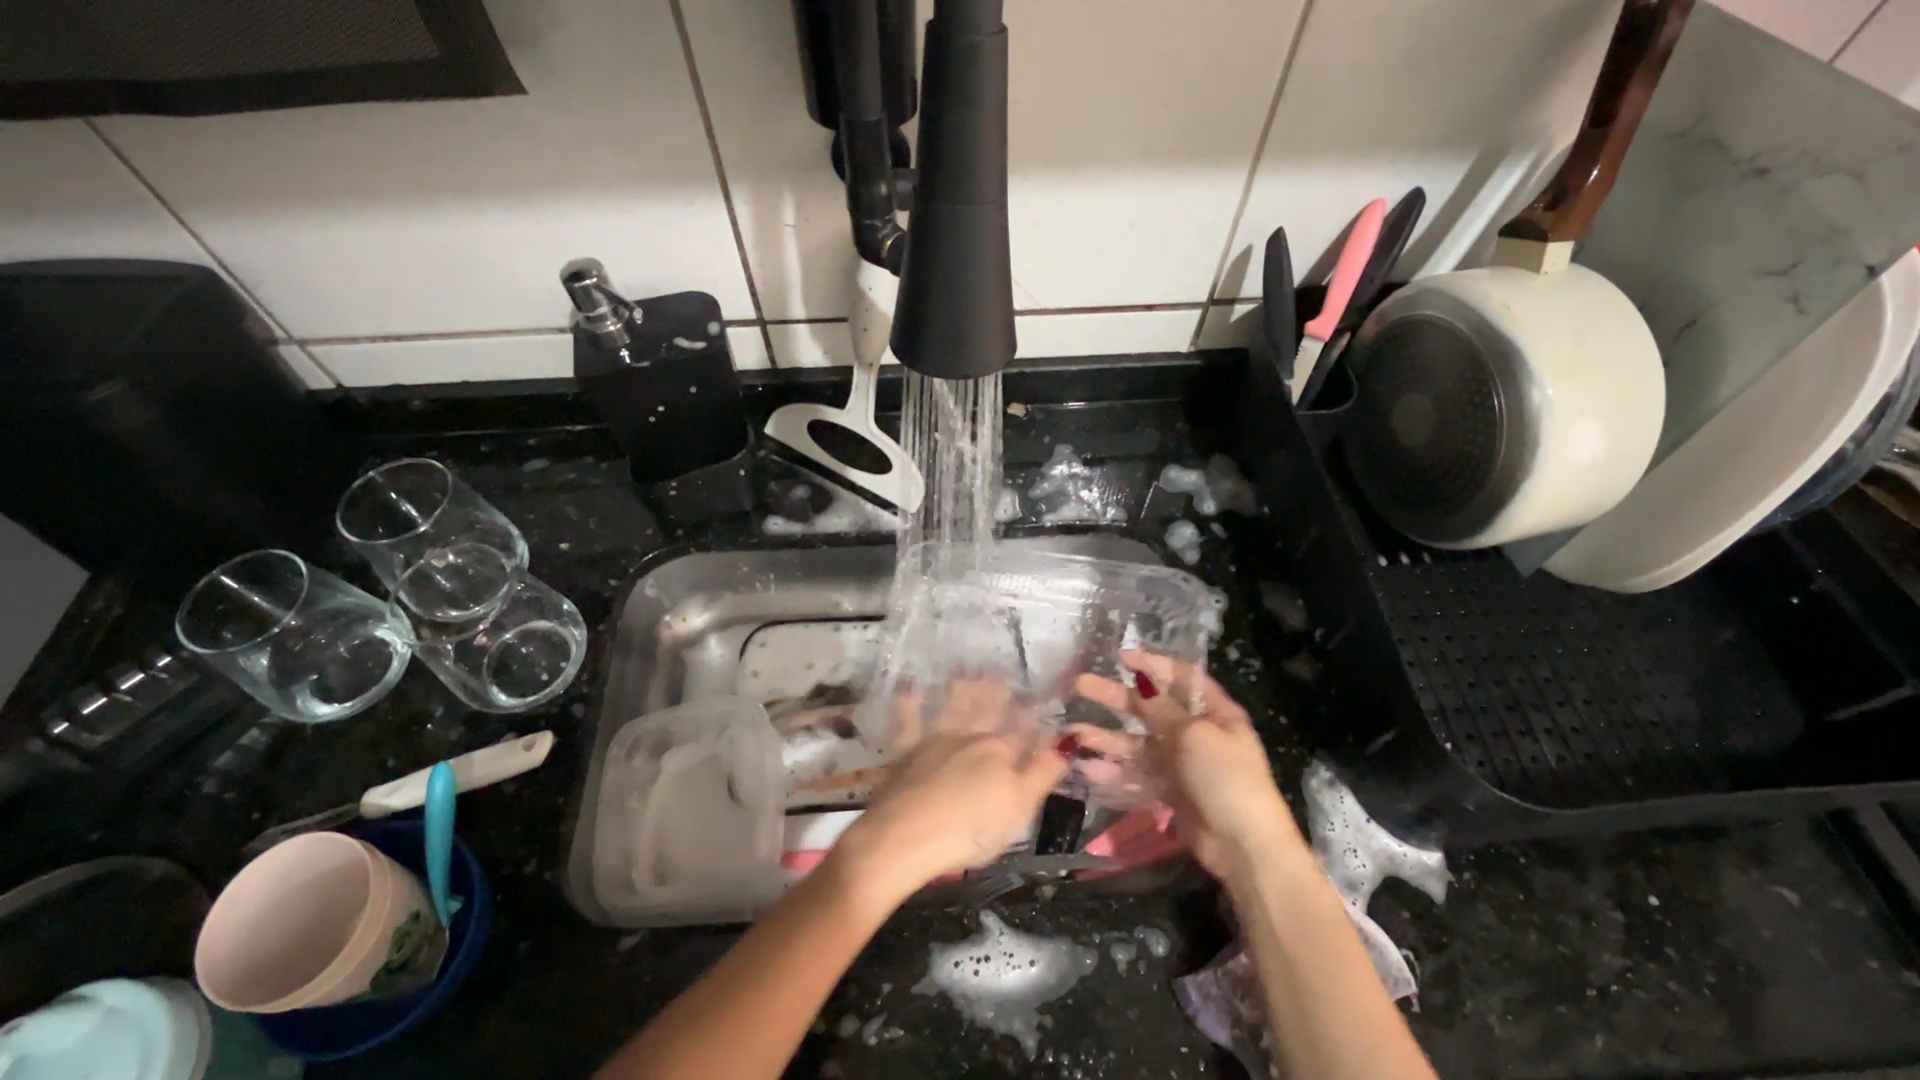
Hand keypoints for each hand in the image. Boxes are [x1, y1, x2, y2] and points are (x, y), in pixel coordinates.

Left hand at [829, 680, 1066, 907]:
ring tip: (967, 671)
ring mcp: (934, 740)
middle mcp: (969, 737)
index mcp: (1001, 751)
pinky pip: (907, 719)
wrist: (905, 835)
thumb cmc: (970, 829)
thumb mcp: (1020, 808)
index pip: (1024, 730)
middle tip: (1002, 674)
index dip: (1033, 718)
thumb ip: (1043, 773)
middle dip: (998, 694)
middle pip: (988, 712)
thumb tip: (1067, 743)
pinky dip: (909, 701)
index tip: (1040, 702)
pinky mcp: (904, 751)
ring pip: (952, 707)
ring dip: (961, 689)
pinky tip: (910, 684)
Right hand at [1072, 651, 1302, 877]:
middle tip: (1079, 685)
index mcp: (1215, 712)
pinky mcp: (1169, 793)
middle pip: (1151, 709)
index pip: (1182, 678)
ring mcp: (1181, 765)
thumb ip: (1163, 710)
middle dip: (1116, 699)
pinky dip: (1113, 773)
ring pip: (1137, 745)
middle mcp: (1196, 734)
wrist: (1242, 843)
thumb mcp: (1195, 734)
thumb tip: (1142, 683)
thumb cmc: (1225, 777)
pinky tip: (1086, 769)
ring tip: (1072, 733)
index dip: (1152, 666)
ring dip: (1106, 739)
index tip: (1120, 658)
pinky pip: (1136, 776)